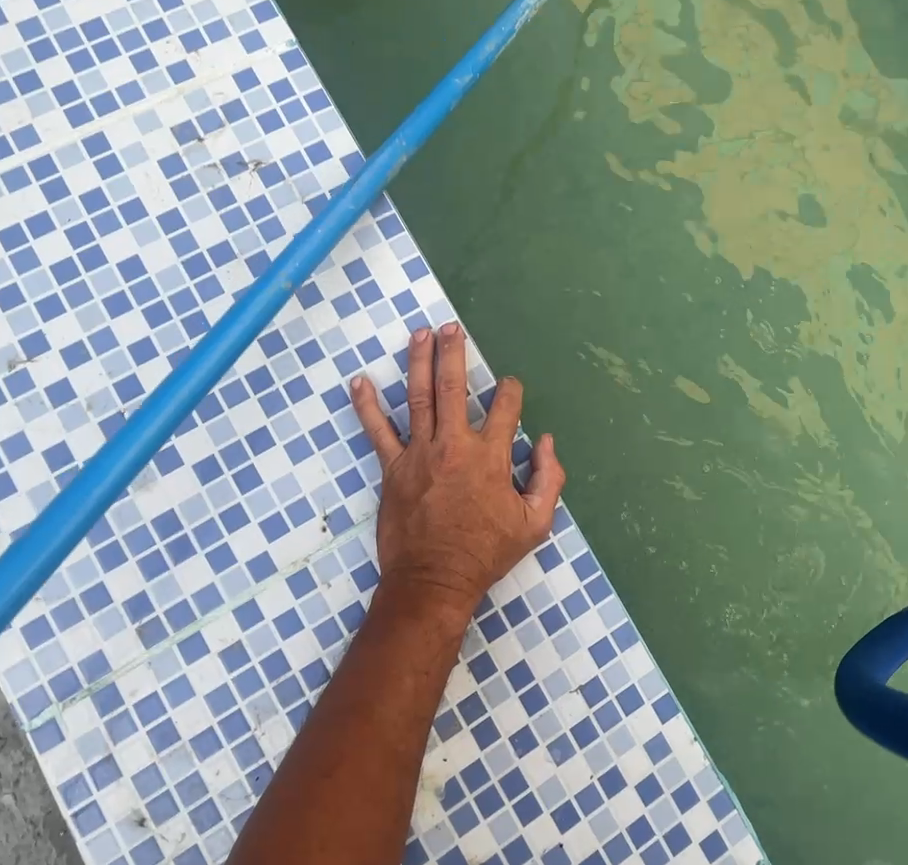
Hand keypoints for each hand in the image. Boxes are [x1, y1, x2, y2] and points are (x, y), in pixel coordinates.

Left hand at [350, 322, 566, 622]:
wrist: (434, 580)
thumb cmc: (486, 553)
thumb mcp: (535, 523)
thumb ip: (548, 479)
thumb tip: (544, 441)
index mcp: (490, 456)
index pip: (504, 408)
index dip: (509, 391)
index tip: (509, 386)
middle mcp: (454, 445)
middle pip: (453, 388)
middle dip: (455, 354)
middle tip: (452, 328)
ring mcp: (419, 454)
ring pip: (418, 397)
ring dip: (419, 362)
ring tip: (420, 334)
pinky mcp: (392, 468)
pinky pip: (377, 431)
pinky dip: (367, 406)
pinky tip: (359, 381)